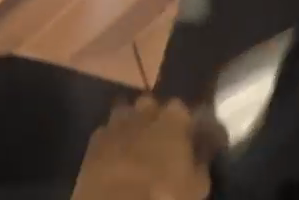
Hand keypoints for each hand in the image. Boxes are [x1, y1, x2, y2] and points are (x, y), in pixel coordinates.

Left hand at [70, 96, 224, 199]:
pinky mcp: (95, 137)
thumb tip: (203, 151)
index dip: (190, 128)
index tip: (193, 142)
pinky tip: (115, 160)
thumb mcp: (197, 185)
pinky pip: (109, 134)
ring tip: (136, 151)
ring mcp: (118, 120)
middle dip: (158, 122)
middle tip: (161, 147)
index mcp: (175, 115)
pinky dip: (113, 143)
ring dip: (133, 128)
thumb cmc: (163, 194)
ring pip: (129, 116)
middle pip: (155, 108)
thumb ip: (202, 161)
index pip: (189, 112)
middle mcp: (147, 108)